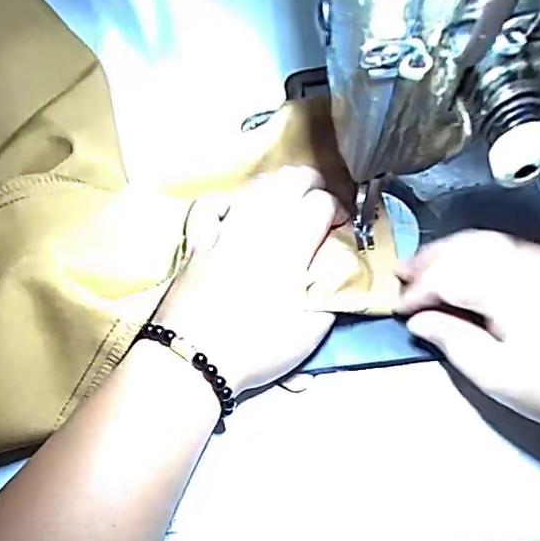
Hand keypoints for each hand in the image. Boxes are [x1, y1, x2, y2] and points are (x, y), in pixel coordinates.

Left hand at [151, 167, 345, 396]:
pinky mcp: (197, 243)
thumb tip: (338, 268)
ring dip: (275, 186)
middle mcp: (259, 225)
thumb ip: (331, 290)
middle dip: (312, 185)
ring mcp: (224, 230)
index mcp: (292, 243)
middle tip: (321, 202)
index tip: (343, 225)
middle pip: (289, 183)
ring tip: (286, 197)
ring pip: (253, 188)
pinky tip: (233, 209)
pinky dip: (226, 201)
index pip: (322, 204)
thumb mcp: (311, 328)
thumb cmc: (259, 346)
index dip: (339, 209)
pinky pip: (210, 207)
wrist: (196, 357)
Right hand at [397, 230, 539, 452]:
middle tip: (404, 273)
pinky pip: (521, 253)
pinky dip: (490, 260)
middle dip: (434, 258)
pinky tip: (482, 278)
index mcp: (509, 279)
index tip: (398, 310)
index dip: (419, 291)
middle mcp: (534, 256)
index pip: (449, 274)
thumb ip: (452, 339)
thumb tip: (421, 320)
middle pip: (472, 245)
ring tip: (435, 271)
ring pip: (498, 244)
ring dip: (461, 255)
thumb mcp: (494, 372)